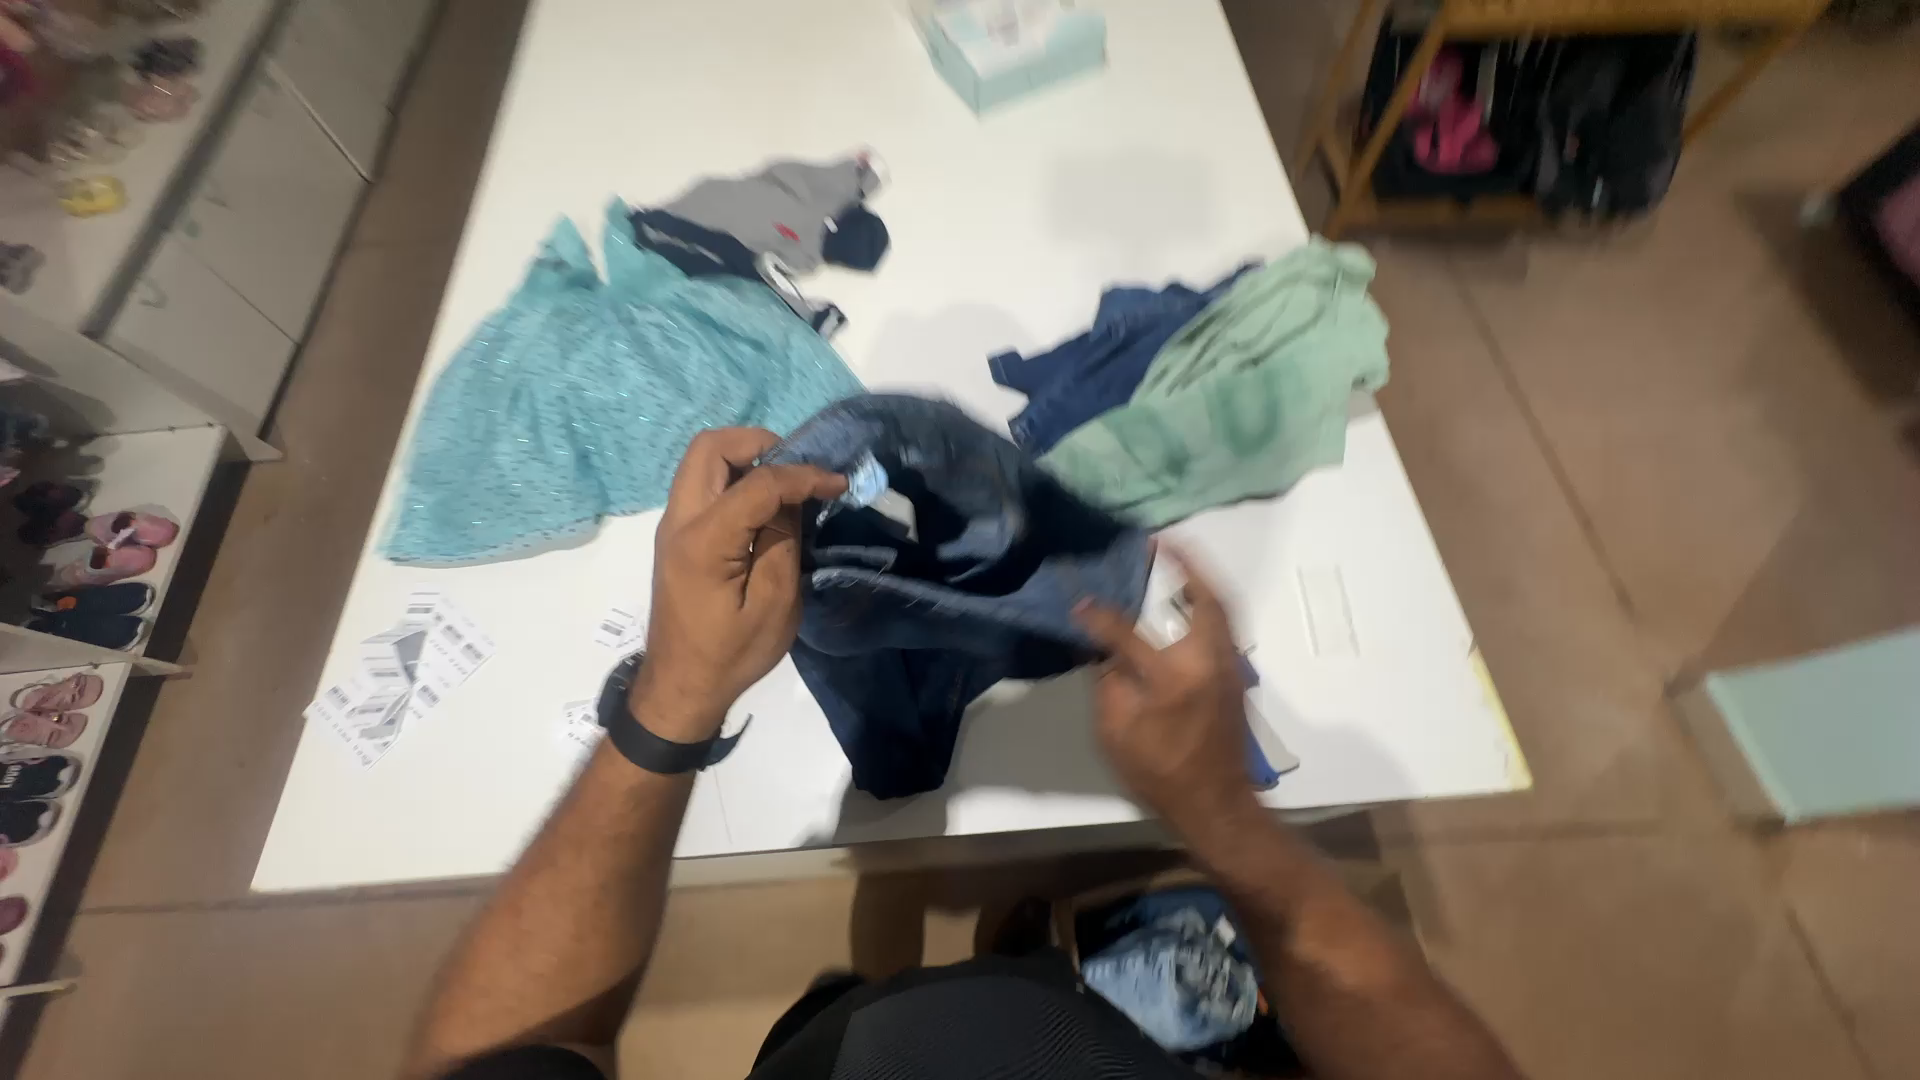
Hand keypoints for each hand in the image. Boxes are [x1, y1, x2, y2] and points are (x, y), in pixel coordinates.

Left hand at [634, 428, 846, 741]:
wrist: (680, 686)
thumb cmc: (731, 654)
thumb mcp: (775, 605)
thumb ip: (783, 542)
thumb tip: (793, 499)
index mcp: (704, 542)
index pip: (758, 483)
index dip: (803, 475)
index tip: (837, 483)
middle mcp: (679, 521)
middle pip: (710, 447)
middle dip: (761, 444)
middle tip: (799, 468)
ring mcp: (672, 526)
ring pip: (701, 460)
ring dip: (745, 457)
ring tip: (786, 482)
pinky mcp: (676, 535)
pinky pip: (702, 483)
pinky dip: (735, 476)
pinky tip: (765, 502)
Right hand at [1074, 545, 1260, 835]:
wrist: (1217, 806)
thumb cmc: (1160, 772)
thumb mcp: (1116, 731)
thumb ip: (1108, 681)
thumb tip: (1101, 647)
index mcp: (1172, 677)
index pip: (1127, 634)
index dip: (1099, 617)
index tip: (1080, 603)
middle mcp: (1208, 661)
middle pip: (1206, 599)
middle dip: (1186, 564)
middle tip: (1161, 542)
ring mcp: (1229, 667)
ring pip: (1222, 609)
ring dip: (1202, 580)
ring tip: (1178, 559)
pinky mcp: (1235, 677)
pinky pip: (1224, 625)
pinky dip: (1208, 603)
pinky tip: (1188, 600)